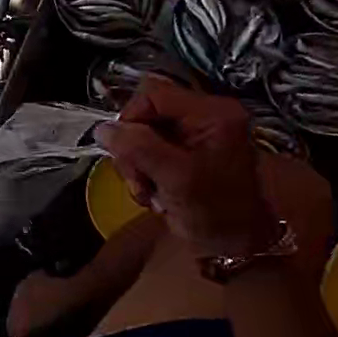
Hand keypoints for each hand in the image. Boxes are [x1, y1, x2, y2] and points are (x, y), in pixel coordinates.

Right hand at [94, 77, 280, 257]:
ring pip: (139, 135)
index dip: (131, 118)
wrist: (235, 243)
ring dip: (134, 165)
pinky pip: (145, 151)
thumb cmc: (214, 209)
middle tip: (140, 179)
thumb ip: (138, 147)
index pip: (153, 93)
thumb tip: (102, 129)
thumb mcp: (175, 176)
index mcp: (212, 114)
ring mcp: (192, 136)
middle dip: (133, 148)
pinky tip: (152, 192)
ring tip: (148, 190)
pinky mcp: (182, 153)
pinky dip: (141, 173)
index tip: (127, 149)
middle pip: (143, 115)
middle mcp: (203, 117)